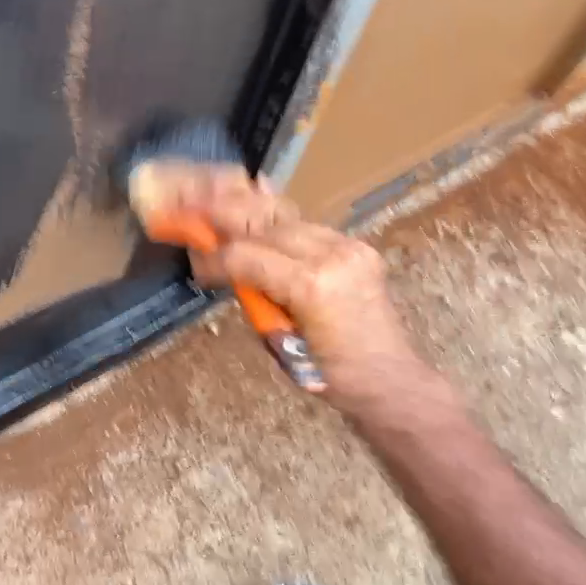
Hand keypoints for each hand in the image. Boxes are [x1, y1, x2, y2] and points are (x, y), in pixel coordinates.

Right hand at [166, 171, 440, 413]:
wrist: (389, 379)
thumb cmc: (329, 374)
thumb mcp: (278, 341)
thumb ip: (254, 296)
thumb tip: (223, 266)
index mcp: (311, 285)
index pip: (245, 256)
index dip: (214, 258)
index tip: (196, 264)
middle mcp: (332, 256)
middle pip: (265, 225)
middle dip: (228, 219)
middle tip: (197, 216)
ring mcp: (349, 247)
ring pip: (286, 219)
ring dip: (254, 218)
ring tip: (223, 207)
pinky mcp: (357, 247)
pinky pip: (308, 226)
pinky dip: (280, 224)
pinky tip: (258, 204)